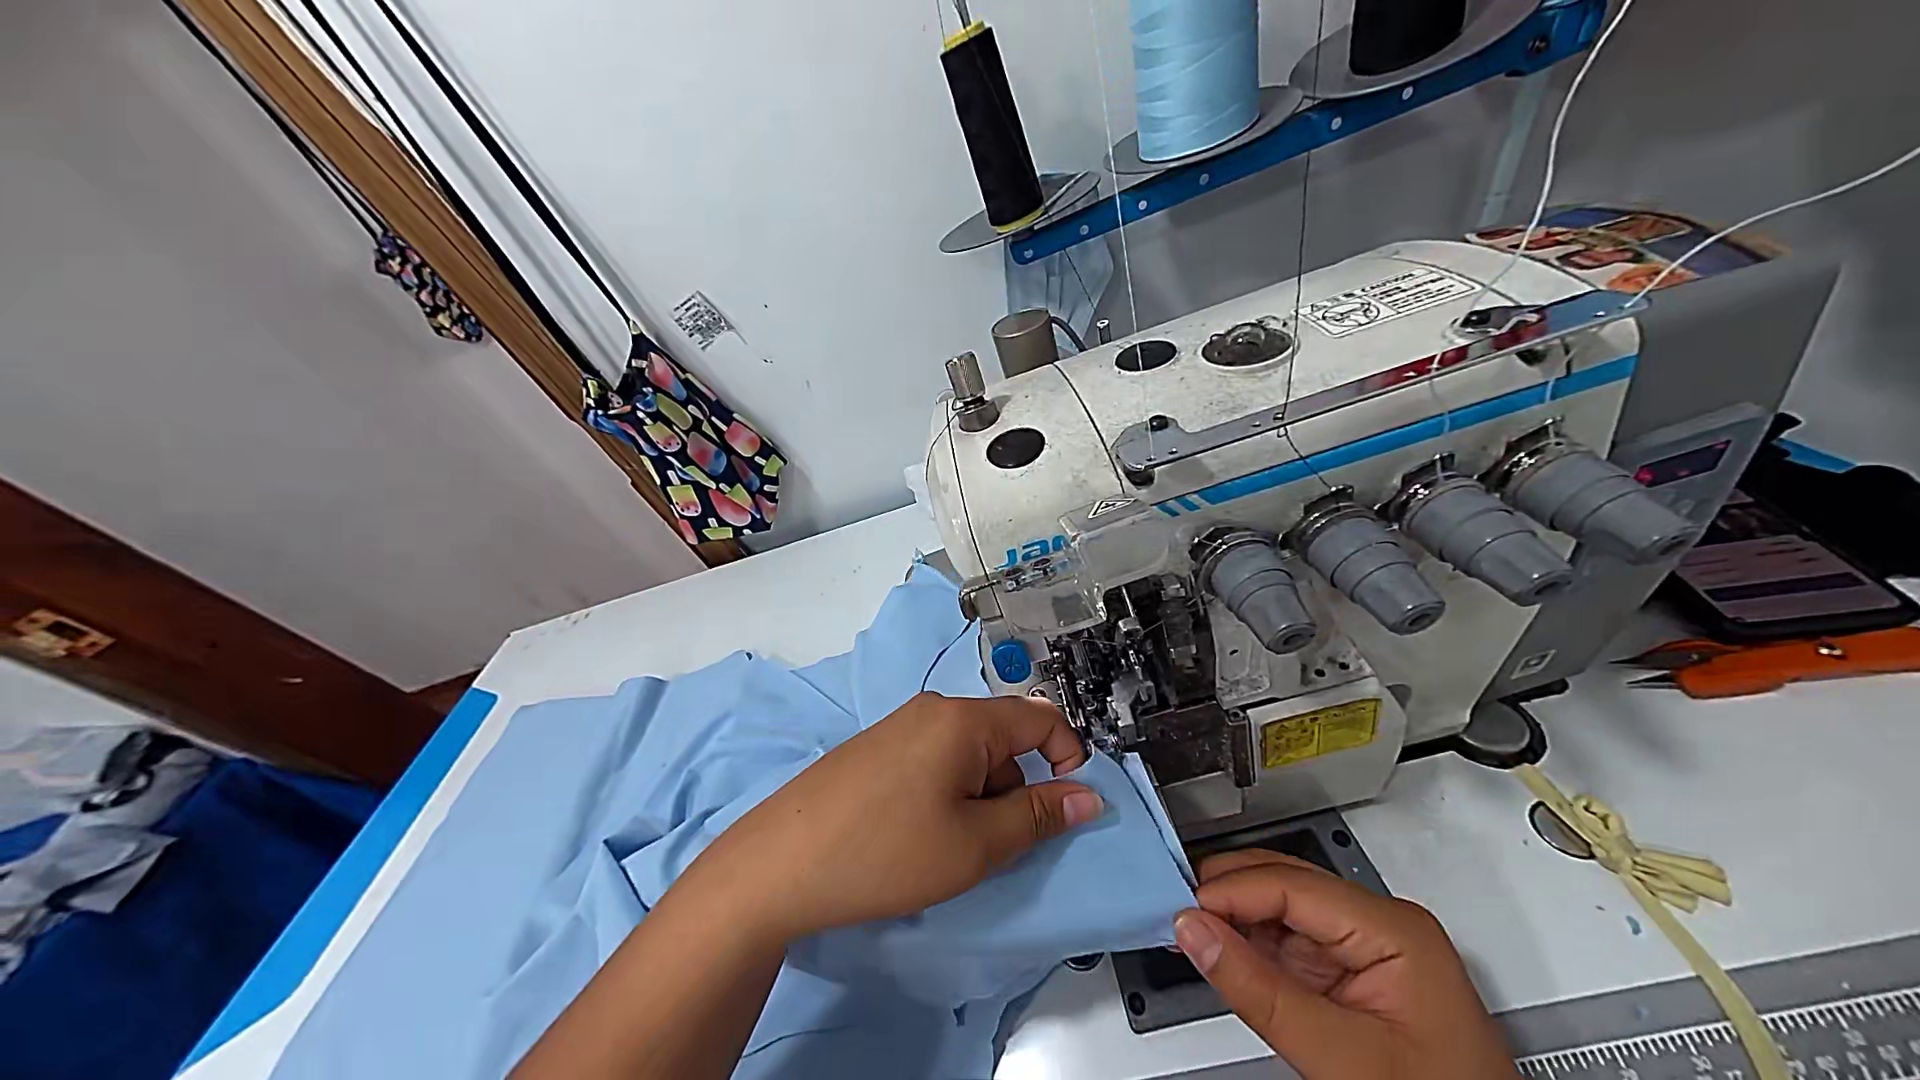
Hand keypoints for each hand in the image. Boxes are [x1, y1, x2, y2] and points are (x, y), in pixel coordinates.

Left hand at [677, 692, 1101, 944]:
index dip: (1066, 758)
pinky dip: (945, 792)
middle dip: (1013, 787)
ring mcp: (899, 725)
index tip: (1061, 808)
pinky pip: (934, 758)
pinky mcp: (875, 747)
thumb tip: (1088, 796)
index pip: (1040, 719)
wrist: (778, 864)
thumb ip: (1038, 816)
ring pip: (967, 752)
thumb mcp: (976, 845)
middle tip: (988, 843)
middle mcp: (932, 710)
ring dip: (978, 795)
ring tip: (945, 846)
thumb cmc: (886, 853)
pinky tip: (914, 833)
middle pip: (1002, 738)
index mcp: (963, 720)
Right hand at [1173, 851, 1518, 1079]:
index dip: (1229, 891)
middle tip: (1176, 911)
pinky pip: (1283, 940)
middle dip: (1225, 893)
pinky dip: (1247, 947)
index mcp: (1393, 930)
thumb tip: (1195, 930)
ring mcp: (1362, 947)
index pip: (1289, 883)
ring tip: (1192, 935)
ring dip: (1231, 919)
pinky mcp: (1346, 972)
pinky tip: (1223, 955)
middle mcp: (1378, 925)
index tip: (1182, 909)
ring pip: (1276, 907)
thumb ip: (1260, 990)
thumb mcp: (1342, 1058)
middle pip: (1281, 881)